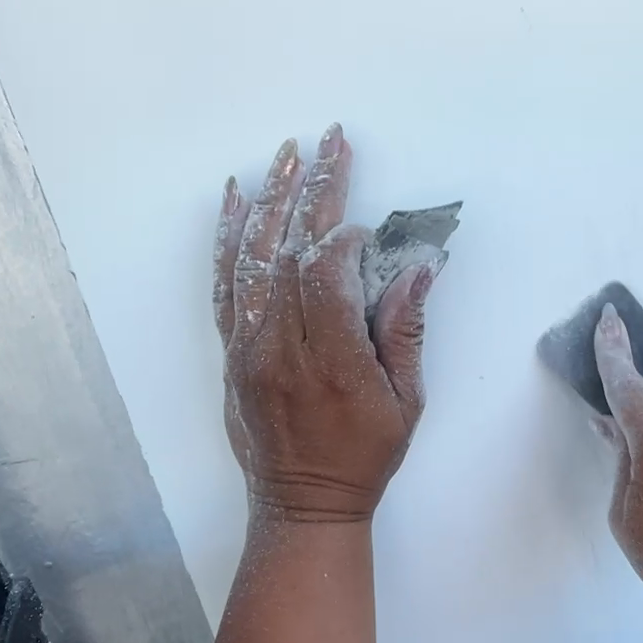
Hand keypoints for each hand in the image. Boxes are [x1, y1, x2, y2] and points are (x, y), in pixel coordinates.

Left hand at [214, 125, 437, 522]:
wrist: (303, 501)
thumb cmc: (365, 456)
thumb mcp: (406, 402)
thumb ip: (405, 331)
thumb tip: (417, 268)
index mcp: (333, 362)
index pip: (326, 274)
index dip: (343, 237)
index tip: (365, 226)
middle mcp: (282, 348)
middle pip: (288, 253)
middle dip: (311, 191)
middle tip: (329, 141)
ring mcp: (248, 348)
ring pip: (252, 259)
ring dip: (271, 201)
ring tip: (288, 153)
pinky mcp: (232, 353)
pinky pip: (225, 286)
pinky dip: (229, 239)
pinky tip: (238, 200)